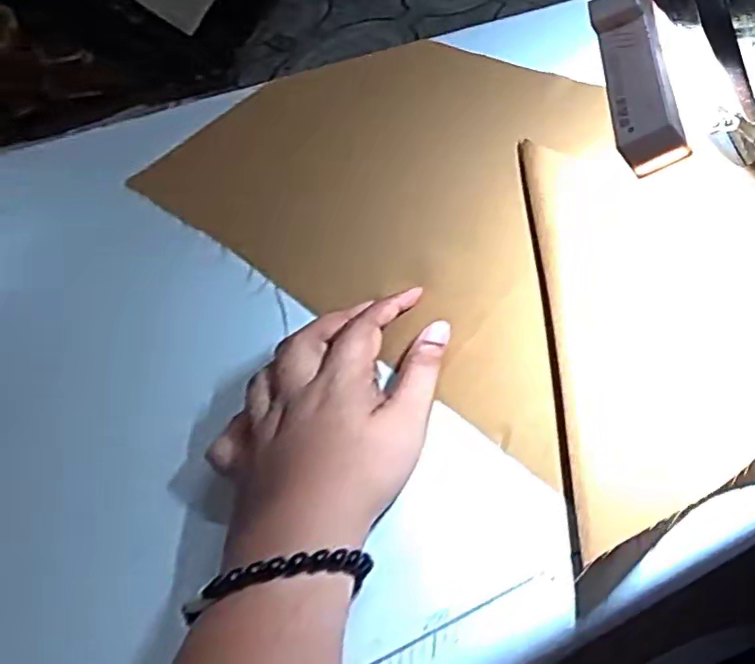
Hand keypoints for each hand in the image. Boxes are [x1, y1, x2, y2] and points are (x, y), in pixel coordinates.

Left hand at [205, 288, 448, 567]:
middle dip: (337, 319)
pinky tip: (270, 412)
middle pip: (305, 341)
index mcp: (336, 382)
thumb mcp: (409, 419)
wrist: (301, 539)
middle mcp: (293, 395)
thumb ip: (422, 370)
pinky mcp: (240, 459)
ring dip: (295, 352)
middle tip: (366, 313)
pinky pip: (237, 423)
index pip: (361, 330)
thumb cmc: (366, 473)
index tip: (412, 295)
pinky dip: (256, 406)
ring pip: (266, 375)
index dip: (386, 306)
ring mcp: (259, 428)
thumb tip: (436, 326)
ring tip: (319, 350)